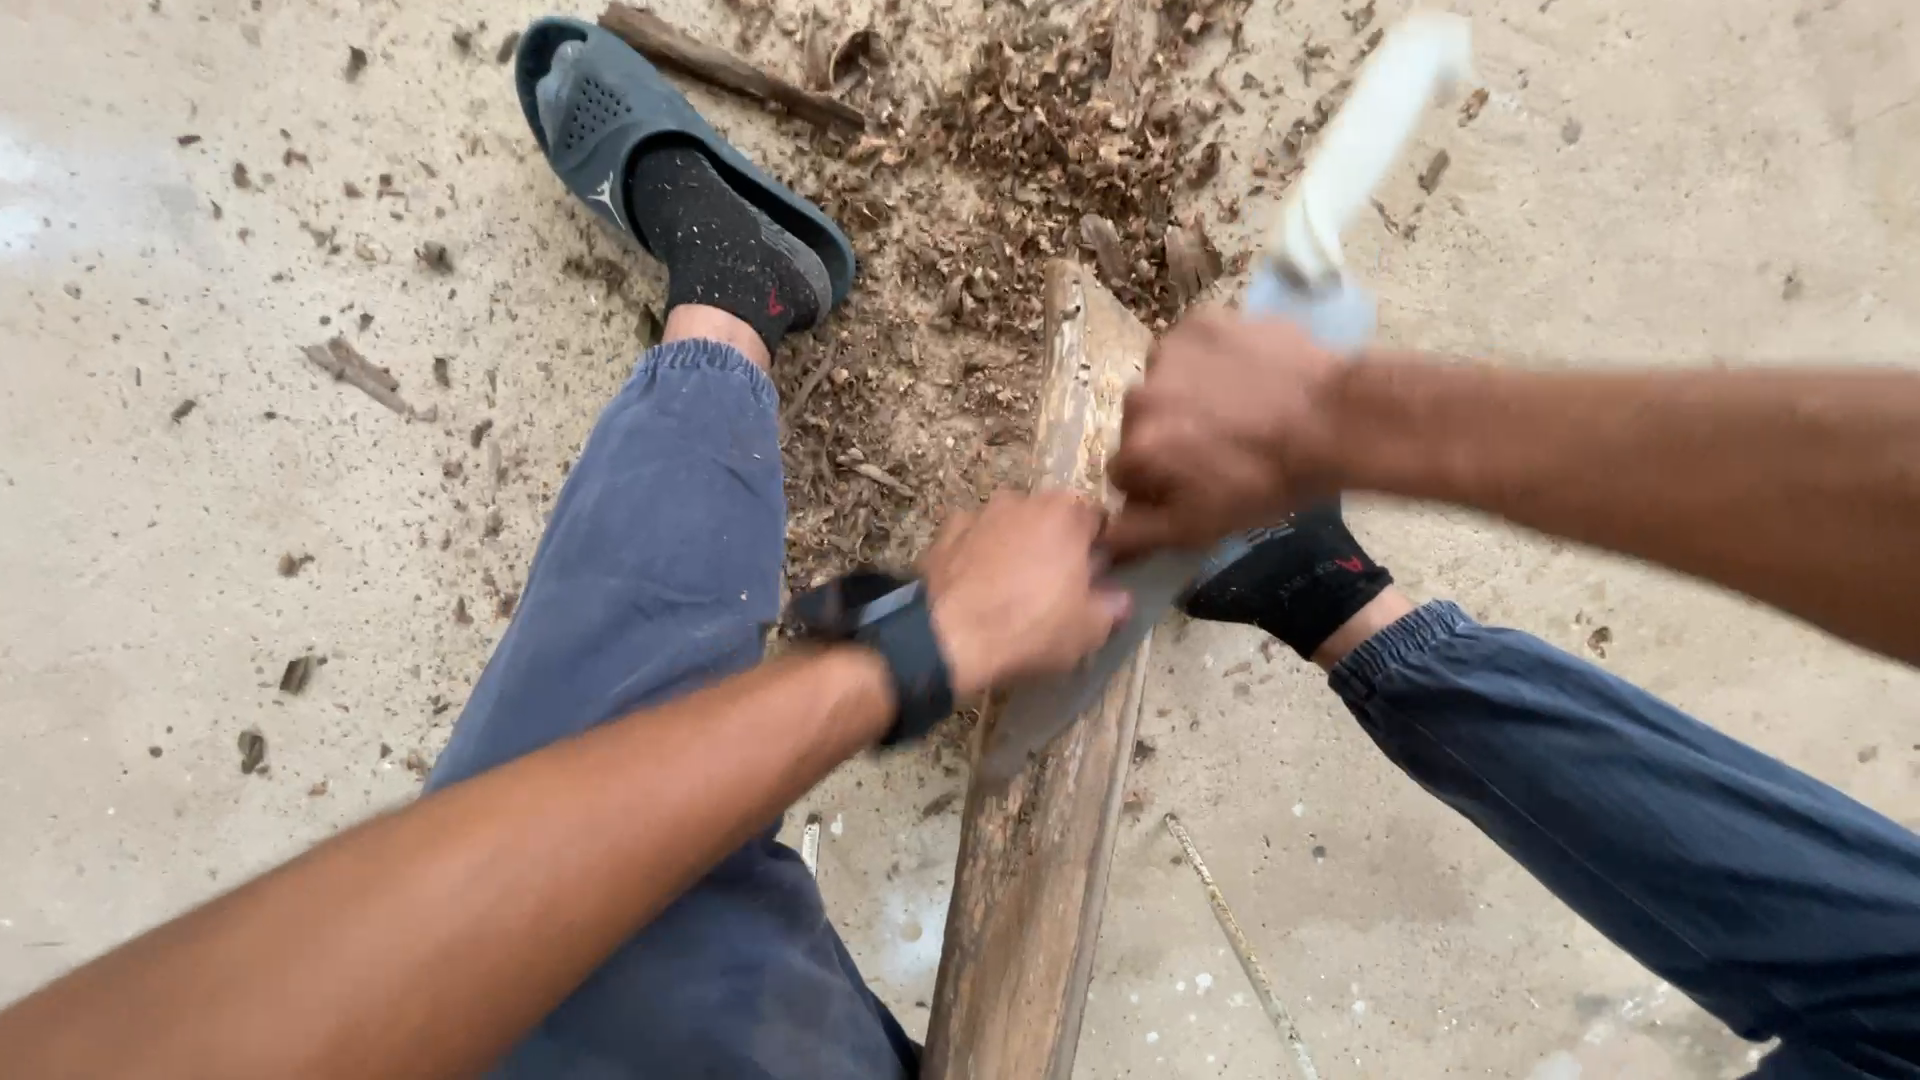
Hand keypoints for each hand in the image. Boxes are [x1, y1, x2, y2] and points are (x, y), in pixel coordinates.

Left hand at [920, 491, 1131, 696]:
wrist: (947, 636)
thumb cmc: (1030, 627)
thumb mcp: (1088, 629)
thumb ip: (1111, 607)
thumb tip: (1119, 598)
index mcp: (1066, 514)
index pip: (1097, 520)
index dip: (1098, 548)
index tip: (1094, 578)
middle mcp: (1022, 500)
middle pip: (1051, 518)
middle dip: (1055, 545)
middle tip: (1055, 587)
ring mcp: (979, 512)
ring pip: (1009, 526)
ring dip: (1015, 547)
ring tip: (1010, 590)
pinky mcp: (944, 532)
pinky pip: (972, 539)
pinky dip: (977, 555)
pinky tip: (976, 586)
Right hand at [1105, 309, 1343, 557]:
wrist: (1338, 420)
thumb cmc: (1267, 483)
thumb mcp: (1197, 527)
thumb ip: (1136, 534)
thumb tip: (1096, 537)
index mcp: (1137, 448)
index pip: (1124, 472)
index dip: (1155, 482)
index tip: (1190, 482)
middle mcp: (1139, 396)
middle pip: (1139, 426)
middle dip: (1166, 437)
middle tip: (1216, 446)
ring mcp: (1169, 353)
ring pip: (1161, 385)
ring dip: (1183, 397)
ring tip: (1232, 409)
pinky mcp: (1200, 322)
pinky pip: (1187, 349)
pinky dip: (1205, 362)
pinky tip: (1240, 377)